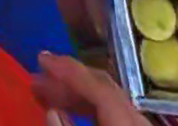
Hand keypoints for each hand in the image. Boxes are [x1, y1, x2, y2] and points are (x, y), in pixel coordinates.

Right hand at [32, 52, 146, 125]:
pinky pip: (112, 114)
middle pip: (104, 88)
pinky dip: (89, 109)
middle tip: (38, 76)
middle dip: (69, 79)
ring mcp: (139, 124)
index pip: (99, 86)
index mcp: (129, 120)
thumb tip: (50, 110)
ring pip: (108, 100)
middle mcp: (138, 118)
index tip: (41, 57)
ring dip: (76, 94)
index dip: (69, 69)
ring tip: (47, 93)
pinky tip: (69, 110)